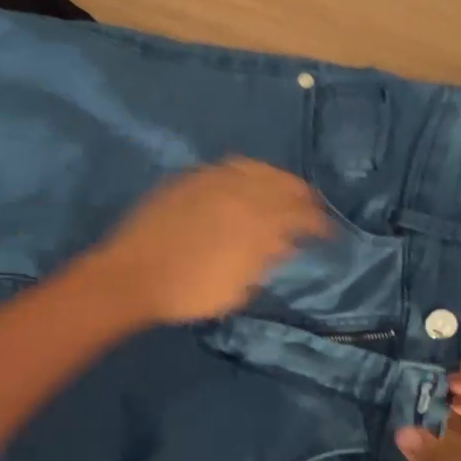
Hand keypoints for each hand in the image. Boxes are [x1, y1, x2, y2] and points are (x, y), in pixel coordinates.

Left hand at [82, 157, 330, 323]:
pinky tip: (243, 184)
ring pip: (255, 169)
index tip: (329, 234)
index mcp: (257, 222)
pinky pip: (224, 168)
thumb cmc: (185, 293)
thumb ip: (266, 261)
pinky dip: (243, 173)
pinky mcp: (185, 180)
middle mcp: (238, 193)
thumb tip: (287, 245)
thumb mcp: (237, 287)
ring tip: (281, 192)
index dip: (320, 225)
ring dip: (275, 180)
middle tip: (311, 209)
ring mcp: (209, 181)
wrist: (130, 277)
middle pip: (282, 184)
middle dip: (302, 197)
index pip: (302, 215)